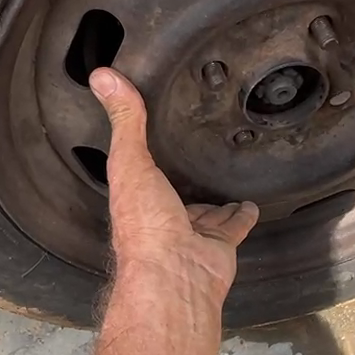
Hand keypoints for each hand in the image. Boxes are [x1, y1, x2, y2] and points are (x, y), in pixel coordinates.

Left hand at [89, 68, 258, 306]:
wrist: (176, 275)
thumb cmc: (145, 228)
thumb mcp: (130, 163)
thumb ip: (126, 121)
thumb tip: (104, 79)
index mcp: (136, 198)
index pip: (139, 169)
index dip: (143, 152)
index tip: (150, 133)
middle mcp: (161, 217)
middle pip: (174, 191)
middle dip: (181, 178)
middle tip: (191, 157)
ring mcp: (191, 232)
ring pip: (204, 210)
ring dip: (212, 199)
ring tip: (220, 179)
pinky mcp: (219, 244)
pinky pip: (235, 225)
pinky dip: (243, 215)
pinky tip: (250, 205)